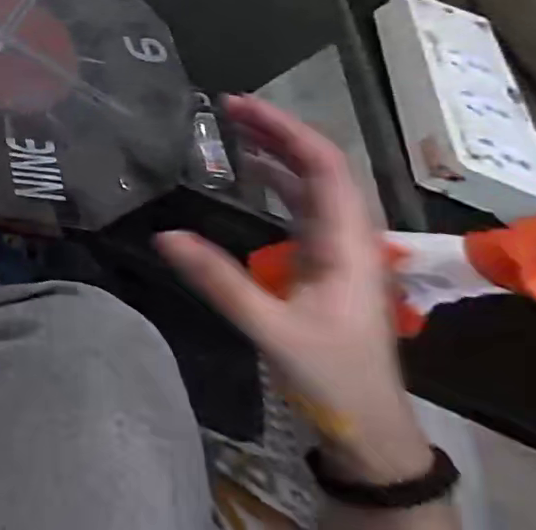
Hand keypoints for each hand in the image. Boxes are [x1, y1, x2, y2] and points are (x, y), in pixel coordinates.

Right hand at [156, 96, 432, 484]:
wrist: (370, 429)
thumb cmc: (332, 378)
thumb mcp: (271, 330)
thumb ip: (220, 281)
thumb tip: (165, 235)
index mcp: (347, 243)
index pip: (325, 167)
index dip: (285, 130)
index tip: (239, 106)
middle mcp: (349, 235)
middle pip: (321, 166)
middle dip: (278, 130)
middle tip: (227, 106)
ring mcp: (339, 247)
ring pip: (313, 182)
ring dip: (278, 149)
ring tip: (234, 126)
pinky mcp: (326, 261)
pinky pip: (303, 204)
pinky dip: (277, 178)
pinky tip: (250, 173)